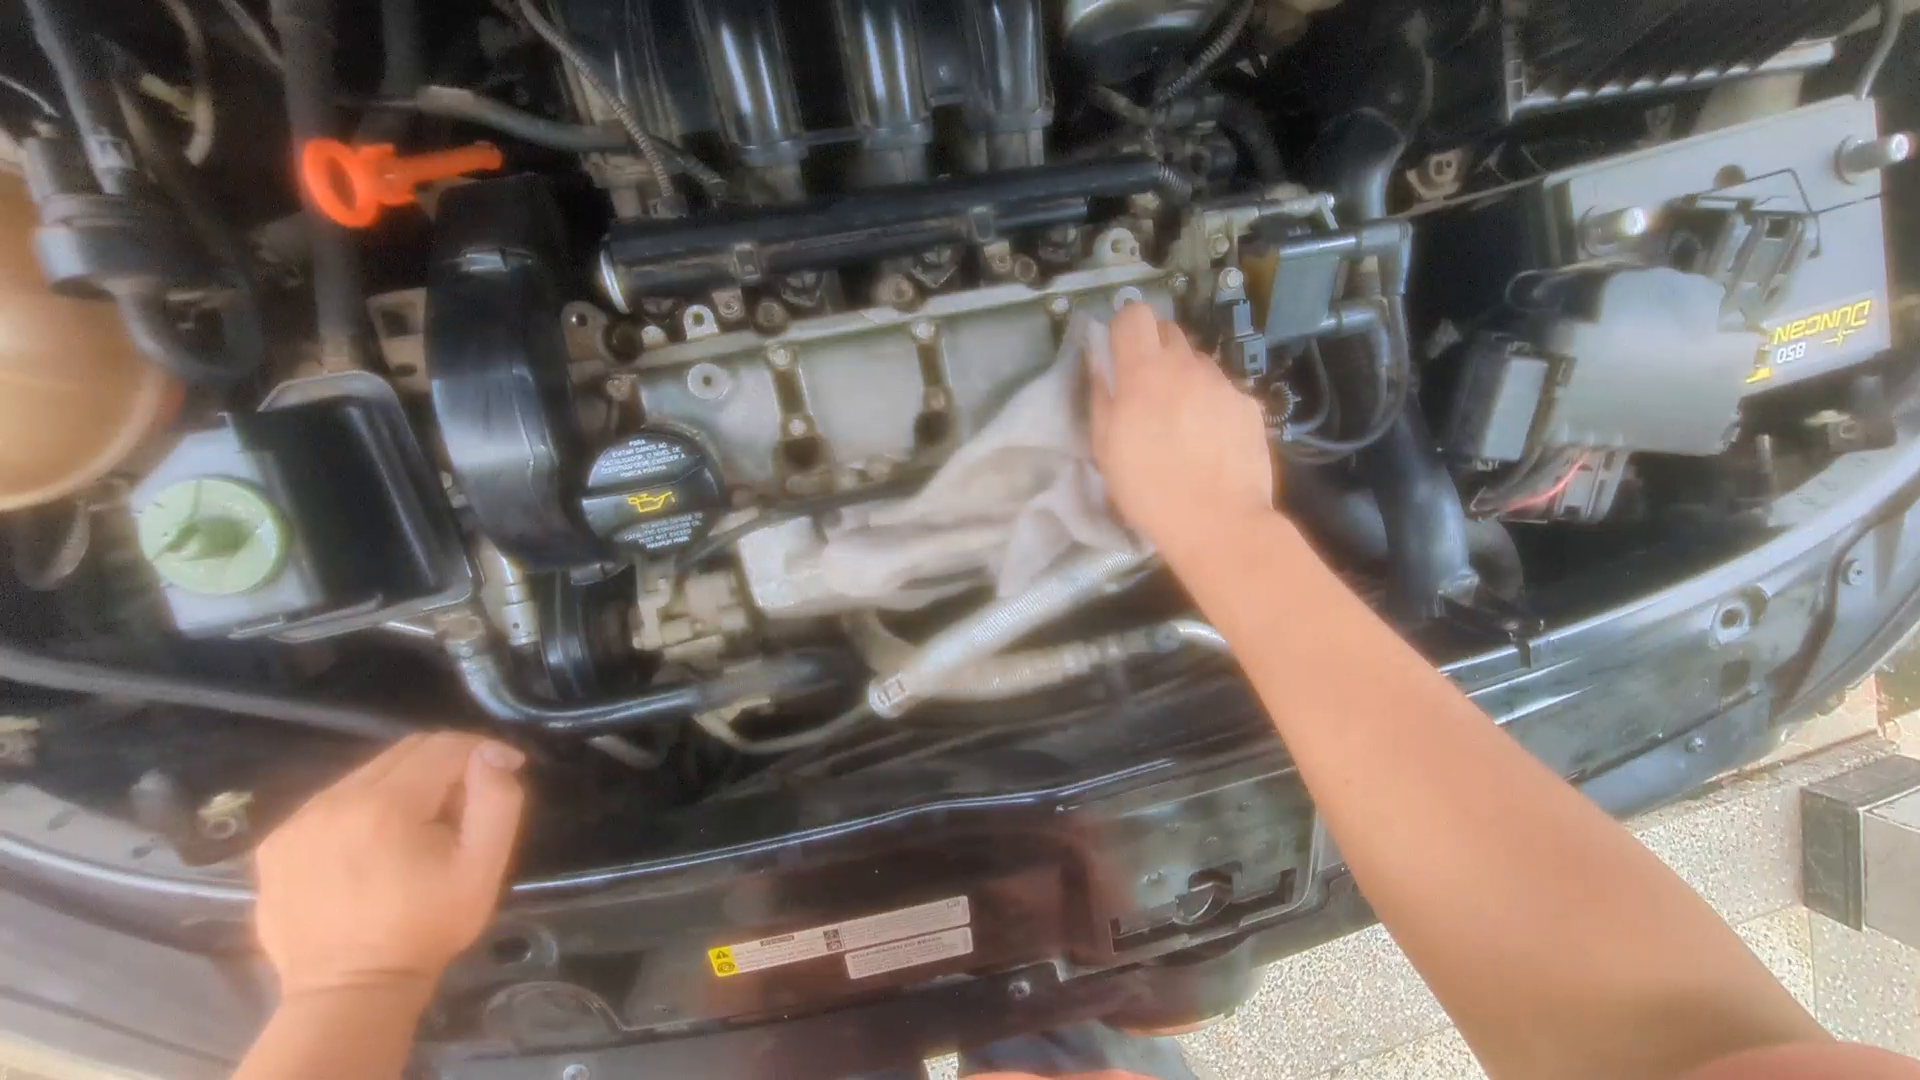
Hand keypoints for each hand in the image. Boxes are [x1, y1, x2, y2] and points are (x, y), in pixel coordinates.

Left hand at [253, 732, 526, 1001]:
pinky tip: (376, 843)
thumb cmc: (428, 925)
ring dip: (405, 784)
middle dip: (445, 764)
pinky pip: (333, 801)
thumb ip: (497, 799)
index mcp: (386, 804)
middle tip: (465, 801)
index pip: (444, 746)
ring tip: (421, 826)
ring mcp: (296, 823)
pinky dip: (365, 807)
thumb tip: (491, 754)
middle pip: (404, 751)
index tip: (506, 769)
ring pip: (368, 773)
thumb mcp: (484, 864)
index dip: (483, 750)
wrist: (350, 992)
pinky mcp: (275, 845)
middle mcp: (333, 801)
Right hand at [1090, 303, 1275, 561]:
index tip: (1119, 352)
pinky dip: (1212, 404)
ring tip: (1182, 422)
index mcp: (1144, 373)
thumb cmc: (1149, 490)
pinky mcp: (1248, 405)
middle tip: (1147, 389)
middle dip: (1154, 350)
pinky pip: (1223, 390)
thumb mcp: (1105, 449)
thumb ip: (1101, 397)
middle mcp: (1187, 367)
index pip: (1135, 314)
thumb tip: (1099, 362)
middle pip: (1169, 330)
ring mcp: (1223, 384)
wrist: (1219, 522)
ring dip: (1185, 379)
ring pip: (1198, 363)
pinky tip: (1210, 441)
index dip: (1125, 328)